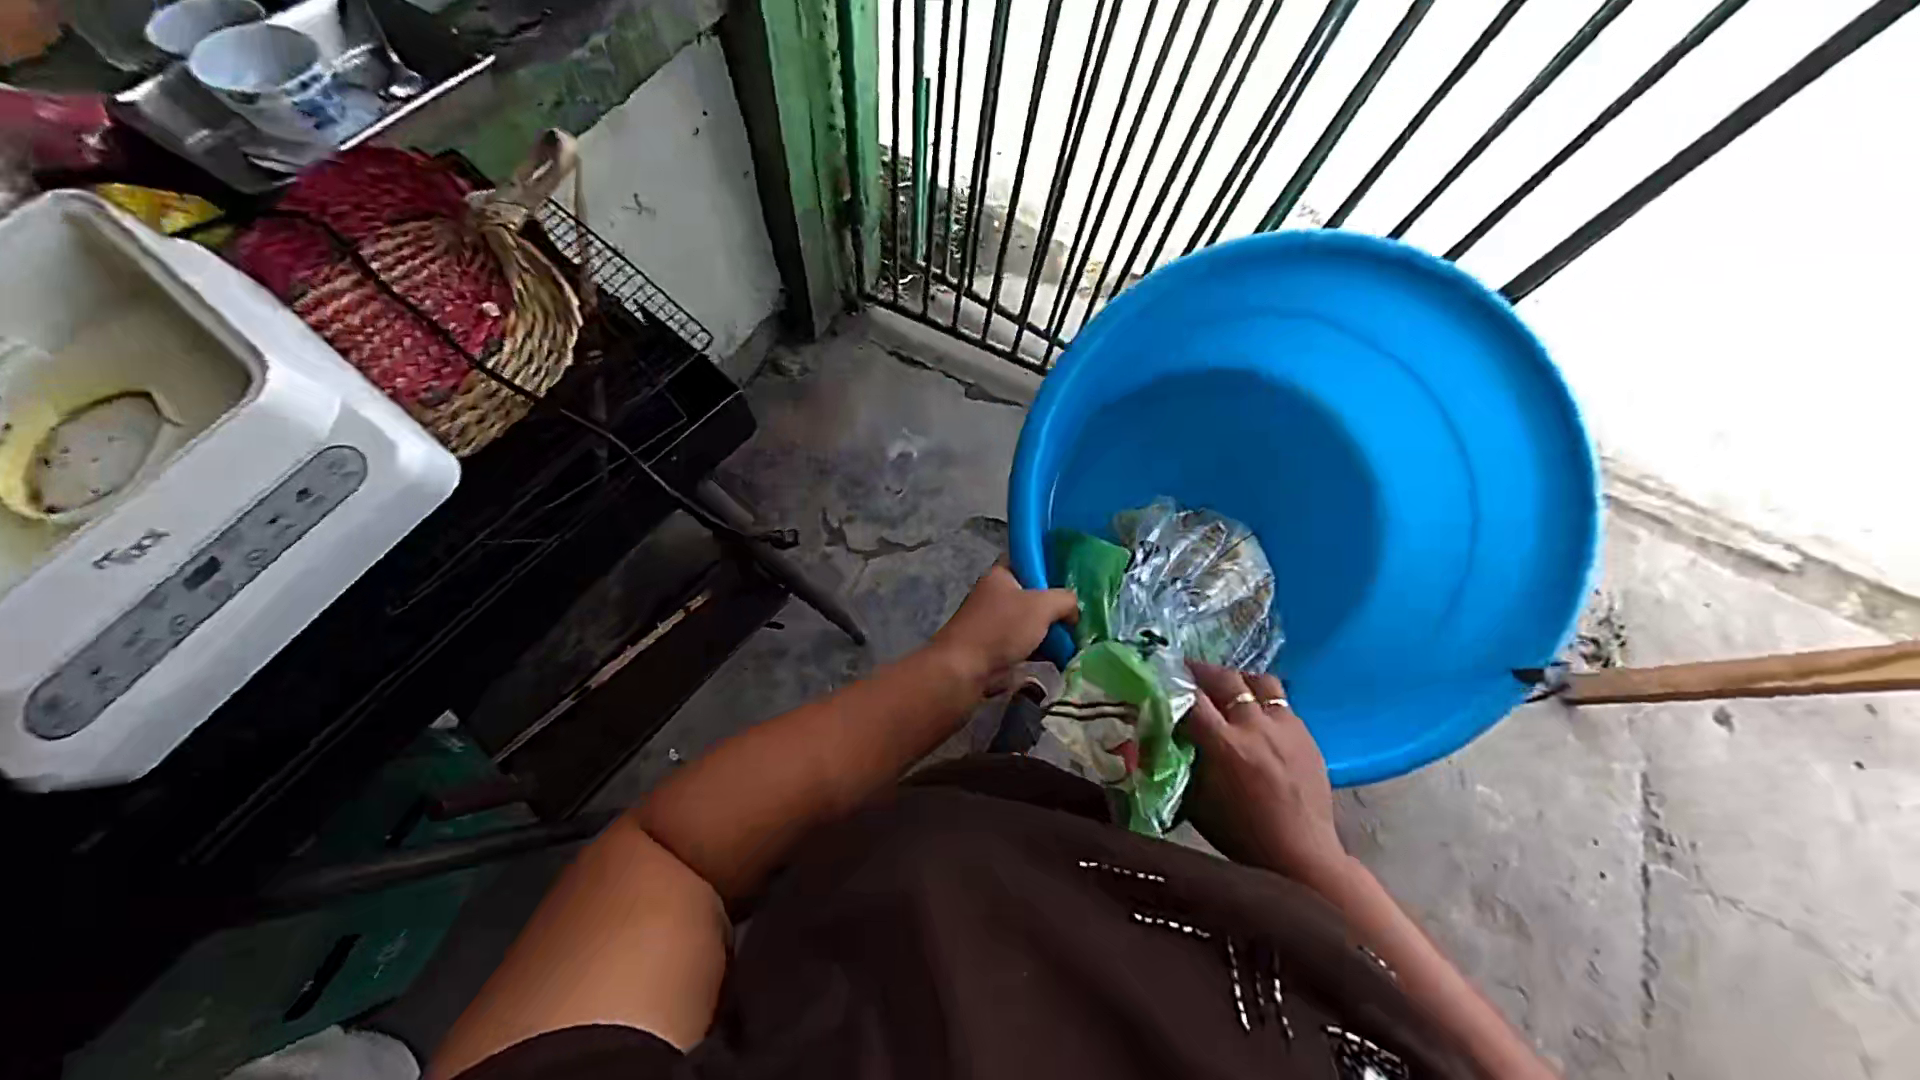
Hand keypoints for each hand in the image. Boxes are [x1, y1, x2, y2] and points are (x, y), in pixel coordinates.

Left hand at [928, 565, 1077, 695]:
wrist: (965, 669)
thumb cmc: (1001, 628)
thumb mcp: (1042, 605)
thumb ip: (1066, 600)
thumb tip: (1074, 611)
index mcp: (1001, 574)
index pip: (1028, 560)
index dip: (1050, 565)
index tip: (1073, 578)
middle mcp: (997, 594)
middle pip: (1034, 594)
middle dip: (1057, 605)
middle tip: (1080, 614)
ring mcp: (997, 622)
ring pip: (1033, 621)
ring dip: (1053, 630)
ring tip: (1077, 638)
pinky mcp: (998, 647)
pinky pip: (1028, 643)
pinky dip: (1043, 649)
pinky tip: (1064, 656)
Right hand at [1183, 661, 1349, 891]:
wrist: (1300, 854)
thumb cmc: (1238, 833)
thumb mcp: (1193, 799)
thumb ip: (1174, 761)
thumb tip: (1150, 736)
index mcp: (1224, 745)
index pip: (1191, 698)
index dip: (1173, 684)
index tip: (1161, 679)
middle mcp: (1254, 727)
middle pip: (1225, 679)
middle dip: (1202, 671)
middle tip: (1187, 672)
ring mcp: (1285, 727)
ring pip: (1259, 681)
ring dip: (1238, 680)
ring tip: (1227, 687)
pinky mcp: (1306, 734)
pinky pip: (1281, 702)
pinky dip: (1263, 701)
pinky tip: (1255, 715)